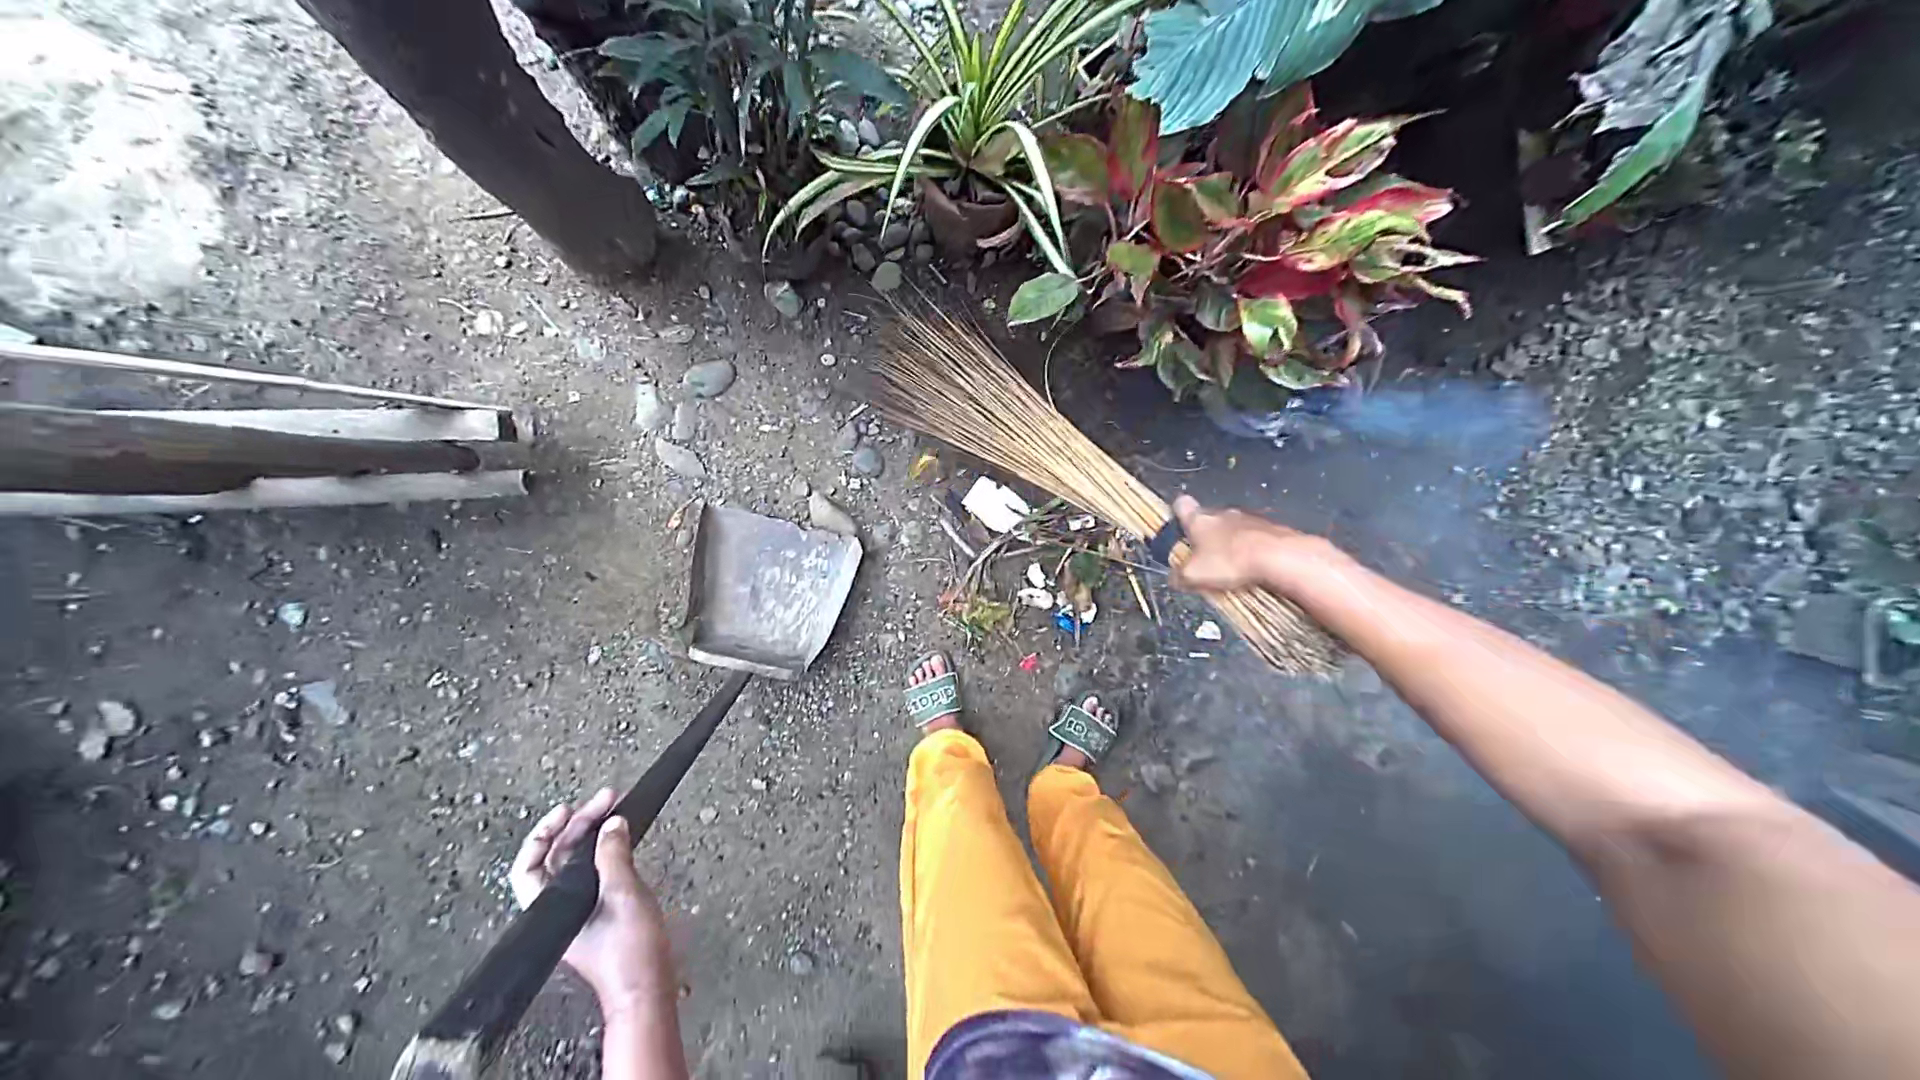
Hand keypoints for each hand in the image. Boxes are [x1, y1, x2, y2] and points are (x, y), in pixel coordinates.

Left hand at [510, 788, 671, 1018]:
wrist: (646, 984)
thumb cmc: (630, 951)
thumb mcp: (623, 894)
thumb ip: (613, 856)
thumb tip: (612, 824)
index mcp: (552, 908)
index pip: (529, 866)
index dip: (544, 834)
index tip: (569, 809)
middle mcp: (559, 908)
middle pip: (556, 857)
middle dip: (580, 824)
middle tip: (606, 800)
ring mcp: (579, 910)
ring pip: (575, 863)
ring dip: (593, 834)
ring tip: (615, 811)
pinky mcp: (599, 911)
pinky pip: (594, 871)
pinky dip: (605, 850)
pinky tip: (620, 839)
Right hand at [1169, 494, 1334, 592]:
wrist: (1280, 558)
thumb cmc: (1231, 561)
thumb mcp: (1193, 576)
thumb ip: (1179, 576)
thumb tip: (1173, 578)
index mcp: (1199, 520)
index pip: (1182, 505)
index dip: (1178, 513)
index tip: (1178, 523)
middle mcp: (1224, 514)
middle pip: (1209, 519)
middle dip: (1206, 536)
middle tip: (1204, 560)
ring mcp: (1250, 520)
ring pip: (1234, 529)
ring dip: (1231, 545)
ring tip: (1231, 570)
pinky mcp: (1273, 530)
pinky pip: (1256, 539)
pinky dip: (1253, 552)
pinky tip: (1254, 570)